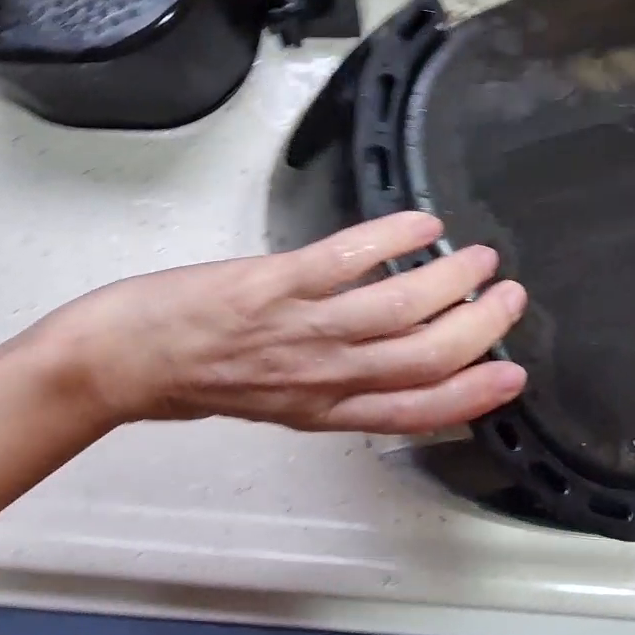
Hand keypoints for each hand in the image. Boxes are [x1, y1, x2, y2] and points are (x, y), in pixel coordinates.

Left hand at [34, 212, 527, 433]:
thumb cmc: (195, 382)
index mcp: (324, 410)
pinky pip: (348, 260)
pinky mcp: (275, 284)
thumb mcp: (274, 402)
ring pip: (397, 310)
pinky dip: (394, 239)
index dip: (471, 395)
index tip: (513, 373)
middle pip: (422, 359)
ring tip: (481, 256)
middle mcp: (323, 376)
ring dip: (450, 280)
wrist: (121, 360)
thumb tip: (385, 358)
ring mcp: (301, 328)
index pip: (414, 411)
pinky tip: (425, 223)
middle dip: (477, 329)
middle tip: (511, 297)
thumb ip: (331, 387)